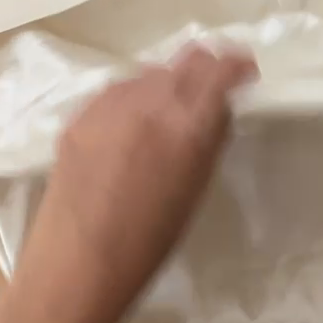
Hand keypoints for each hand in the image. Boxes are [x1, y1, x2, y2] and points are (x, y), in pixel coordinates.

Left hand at [0, 46, 256, 322]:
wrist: (76, 266)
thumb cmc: (150, 240)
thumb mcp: (198, 185)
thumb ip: (210, 136)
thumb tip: (218, 107)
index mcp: (188, 123)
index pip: (221, 68)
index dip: (238, 64)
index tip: (246, 72)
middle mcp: (150, 100)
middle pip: (188, 56)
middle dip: (208, 66)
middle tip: (214, 85)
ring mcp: (111, 103)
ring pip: (152, 70)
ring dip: (169, 82)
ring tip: (169, 111)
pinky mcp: (81, 114)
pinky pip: (119, 89)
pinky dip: (135, 97)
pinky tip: (133, 126)